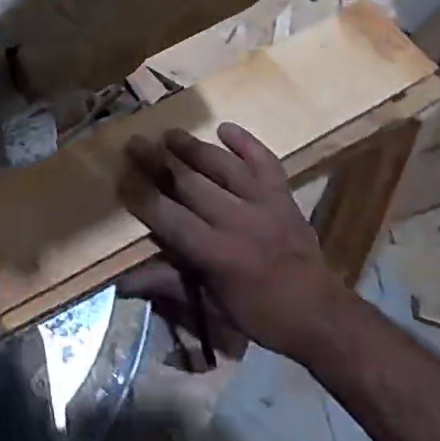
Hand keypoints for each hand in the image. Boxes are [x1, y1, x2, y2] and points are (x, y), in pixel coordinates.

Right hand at [117, 122, 359, 362]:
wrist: (318, 310)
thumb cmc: (259, 313)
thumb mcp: (211, 305)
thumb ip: (167, 285)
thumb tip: (121, 282)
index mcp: (216, 253)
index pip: (170, 217)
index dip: (143, 197)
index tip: (122, 176)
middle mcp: (237, 220)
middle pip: (190, 183)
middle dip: (159, 162)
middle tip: (136, 142)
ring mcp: (263, 202)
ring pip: (222, 166)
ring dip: (194, 148)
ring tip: (170, 133)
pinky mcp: (283, 193)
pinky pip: (263, 159)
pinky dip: (245, 141)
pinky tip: (225, 128)